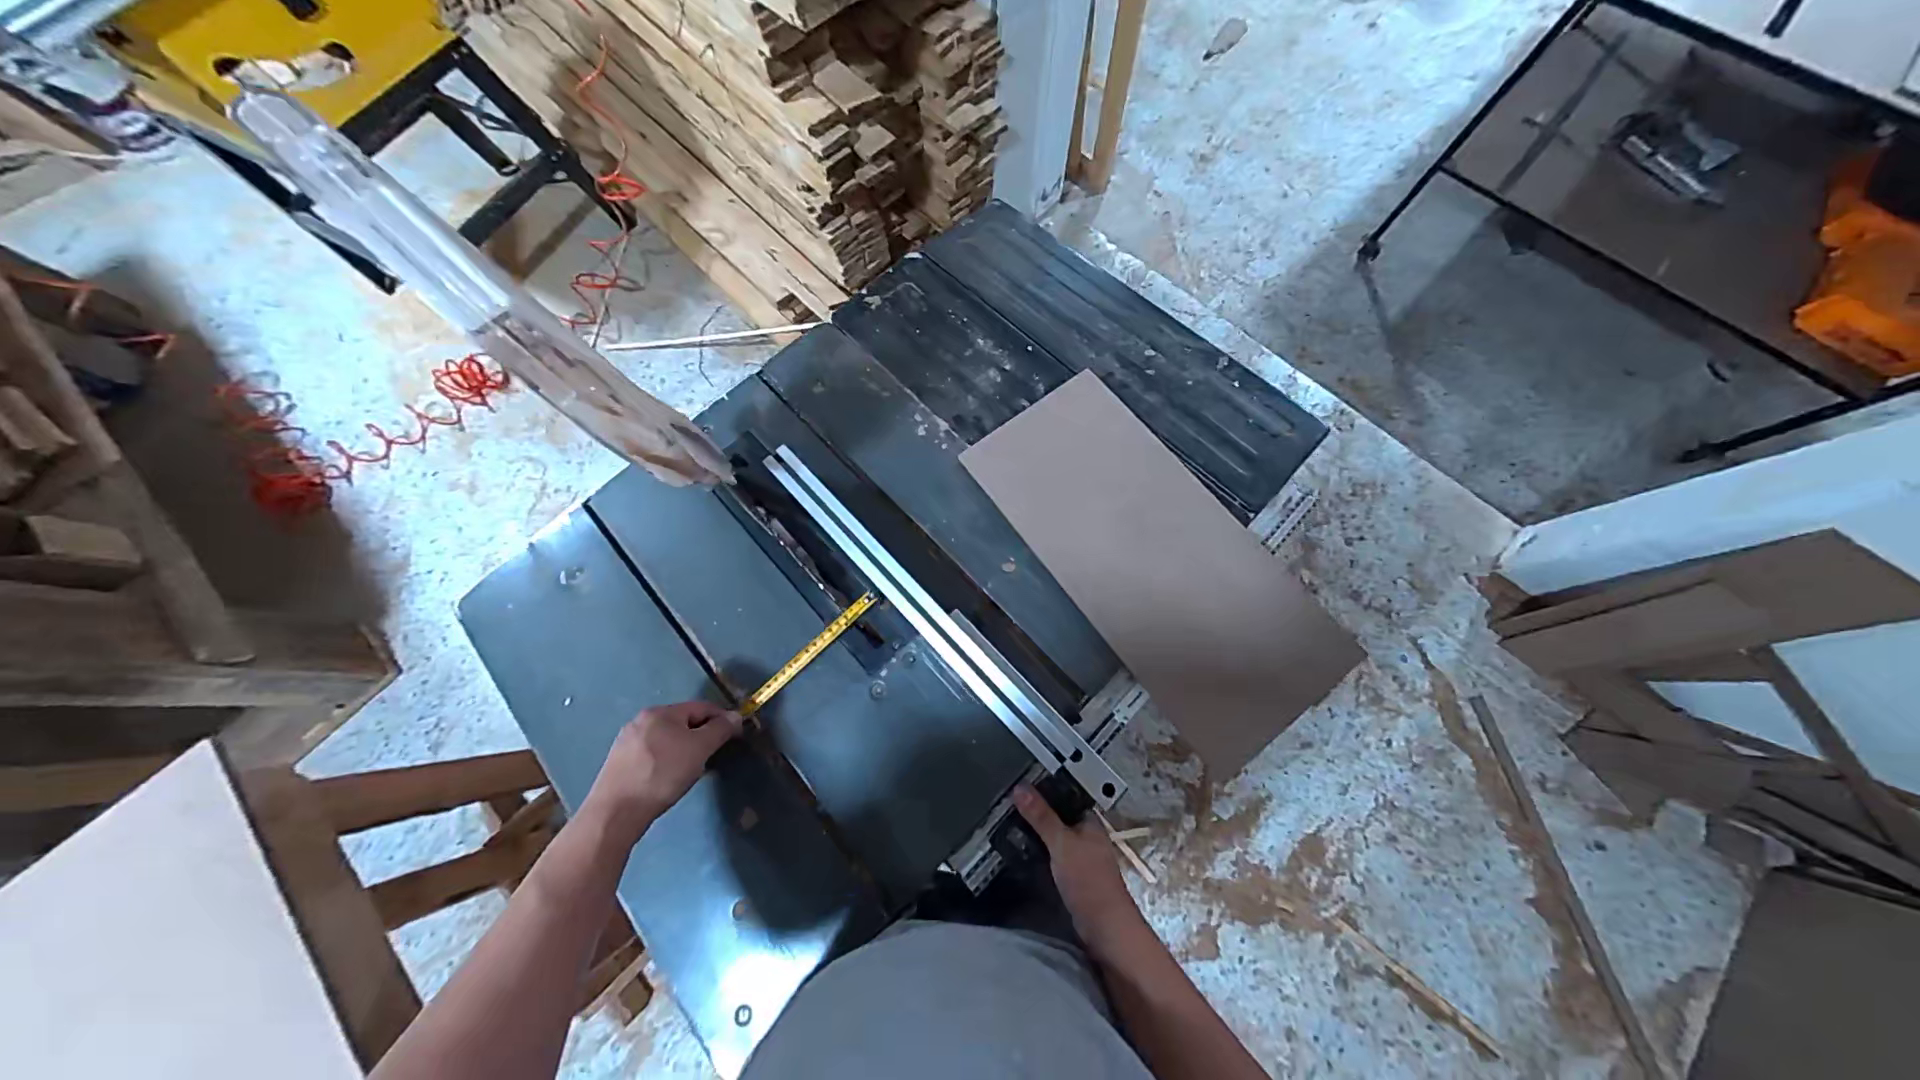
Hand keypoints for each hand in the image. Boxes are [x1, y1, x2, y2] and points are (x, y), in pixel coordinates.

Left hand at [584, 702, 741, 834]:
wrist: (616, 812)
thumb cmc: (663, 774)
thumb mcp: (700, 749)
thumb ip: (720, 729)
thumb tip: (736, 716)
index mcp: (660, 712)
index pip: (701, 707)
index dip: (722, 718)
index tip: (736, 735)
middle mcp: (640, 721)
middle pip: (682, 722)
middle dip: (702, 735)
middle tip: (714, 755)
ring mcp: (626, 742)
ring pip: (667, 739)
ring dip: (684, 748)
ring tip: (693, 769)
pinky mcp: (618, 763)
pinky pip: (652, 754)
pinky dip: (667, 760)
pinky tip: (668, 778)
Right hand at [1013, 784, 1140, 940]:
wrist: (1104, 928)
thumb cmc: (1089, 880)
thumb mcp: (1062, 843)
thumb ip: (1041, 817)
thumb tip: (1020, 788)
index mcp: (1089, 821)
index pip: (1065, 795)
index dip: (1043, 788)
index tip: (1017, 783)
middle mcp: (1085, 836)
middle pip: (1056, 816)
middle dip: (1034, 812)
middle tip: (1004, 804)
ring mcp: (1079, 857)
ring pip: (1052, 837)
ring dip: (1034, 833)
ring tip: (1004, 824)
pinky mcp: (1071, 876)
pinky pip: (1050, 856)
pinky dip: (1036, 852)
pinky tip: (1018, 851)